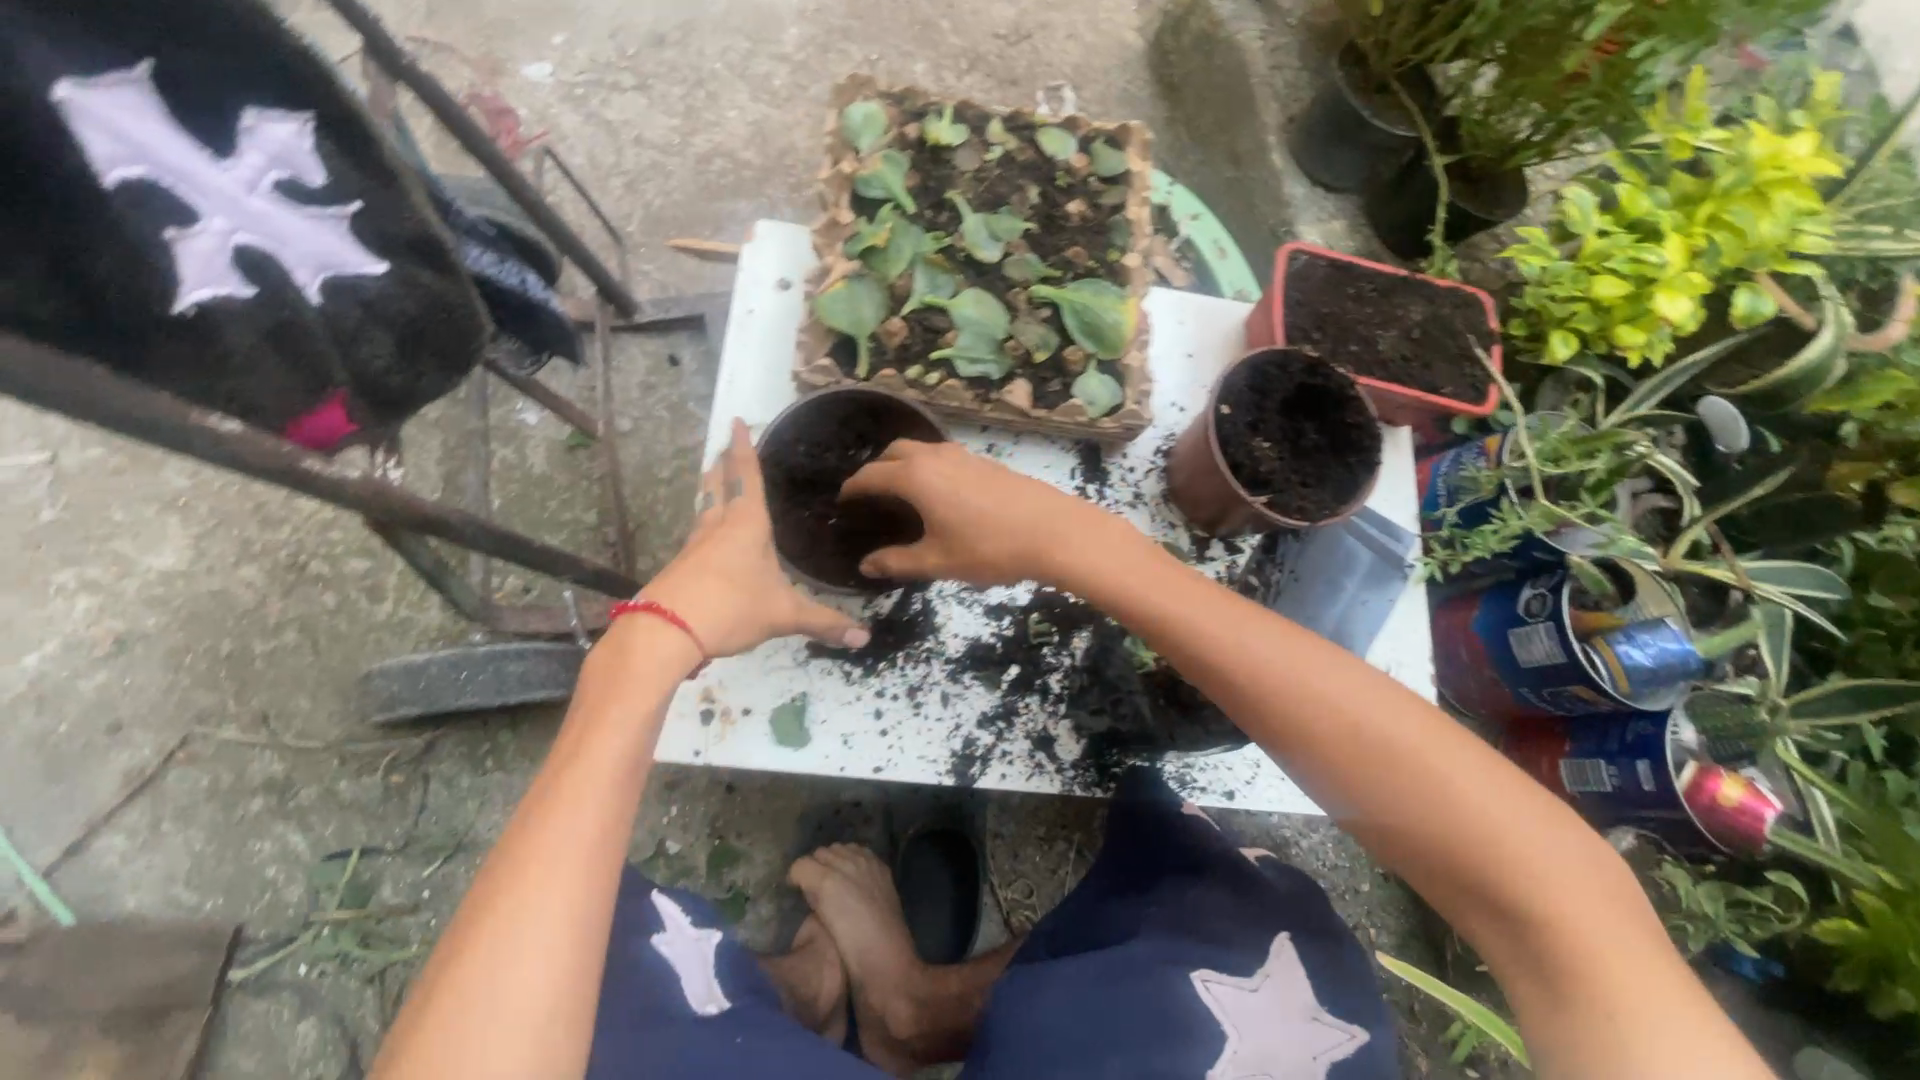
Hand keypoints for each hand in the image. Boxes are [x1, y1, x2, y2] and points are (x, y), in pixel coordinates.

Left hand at [637, 420, 869, 657]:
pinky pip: (696, 538)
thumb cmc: (731, 608)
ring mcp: (694, 546)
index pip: (746, 476)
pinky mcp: (680, 568)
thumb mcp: (784, 616)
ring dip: (709, 492)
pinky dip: (704, 527)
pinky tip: (706, 540)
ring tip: (711, 482)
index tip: (736, 422)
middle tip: (722, 448)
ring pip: (703, 510)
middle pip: (717, 486)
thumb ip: (824, 623)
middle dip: (722, 466)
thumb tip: (864, 638)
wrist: (666, 631)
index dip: (743, 449)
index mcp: (747, 524)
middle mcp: (718, 527)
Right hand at [839, 439, 1126, 587]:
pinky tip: (939, 496)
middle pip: (894, 451)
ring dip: (904, 465)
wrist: (1053, 531)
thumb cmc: (989, 548)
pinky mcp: (985, 462)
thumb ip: (897, 562)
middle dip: (876, 469)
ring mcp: (963, 455)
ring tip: (902, 495)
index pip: (870, 476)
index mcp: (915, 477)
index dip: (852, 489)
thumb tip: (866, 565)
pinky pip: (943, 457)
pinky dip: (928, 468)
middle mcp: (934, 457)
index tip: (842, 502)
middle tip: (870, 497)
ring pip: (921, 449)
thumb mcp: (937, 561)